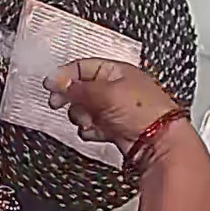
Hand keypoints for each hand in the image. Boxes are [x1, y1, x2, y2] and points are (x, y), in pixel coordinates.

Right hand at [44, 59, 180, 154]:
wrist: (159, 142)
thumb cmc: (144, 111)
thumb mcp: (104, 93)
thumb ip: (76, 88)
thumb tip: (56, 81)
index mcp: (115, 71)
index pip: (82, 67)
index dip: (65, 76)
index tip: (50, 86)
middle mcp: (114, 88)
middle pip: (80, 90)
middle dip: (71, 99)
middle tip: (58, 103)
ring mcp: (114, 108)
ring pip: (84, 110)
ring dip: (82, 117)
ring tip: (89, 120)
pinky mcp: (114, 127)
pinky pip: (92, 126)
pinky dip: (91, 130)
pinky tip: (96, 131)